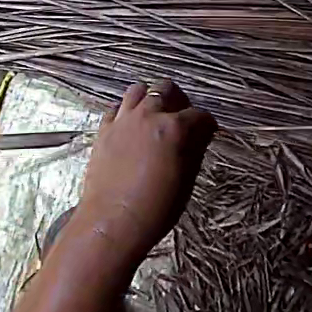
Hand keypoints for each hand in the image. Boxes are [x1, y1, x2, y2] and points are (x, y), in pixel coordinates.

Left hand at [72, 80, 216, 269]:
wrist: (112, 222)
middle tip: (181, 117)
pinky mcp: (103, 130)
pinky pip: (116, 108)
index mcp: (174, 128)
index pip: (199, 115)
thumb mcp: (186, 180)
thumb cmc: (156, 208)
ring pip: (138, 90)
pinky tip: (130, 125)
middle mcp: (148, 116)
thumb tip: (202, 134)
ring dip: (150, 98)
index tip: (208, 130)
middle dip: (179, 100)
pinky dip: (126, 111)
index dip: (207, 123)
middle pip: (166, 89)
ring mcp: (123, 120)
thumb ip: (195, 150)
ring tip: (154, 114)